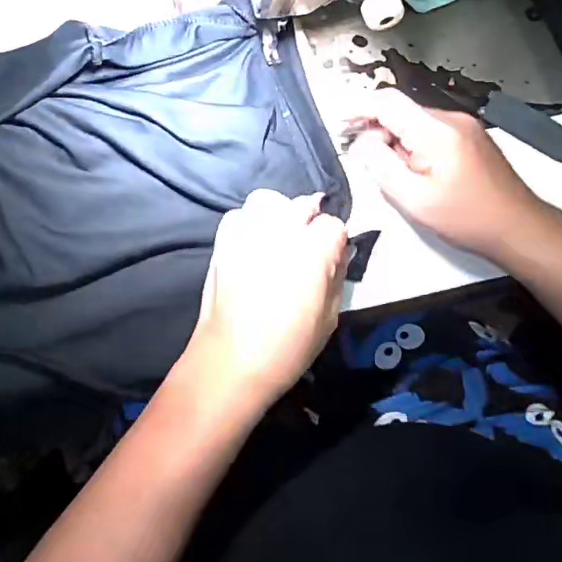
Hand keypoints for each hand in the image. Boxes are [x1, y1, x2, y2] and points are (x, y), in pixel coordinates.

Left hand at [176, 189, 347, 415]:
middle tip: (309, 245)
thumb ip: (336, 277)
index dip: (336, 241)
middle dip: (311, 220)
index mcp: (313, 250)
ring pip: (269, 200)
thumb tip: (338, 255)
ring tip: (280, 237)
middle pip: (303, 204)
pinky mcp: (223, 240)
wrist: (230, 361)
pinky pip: (239, 215)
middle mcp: (281, 231)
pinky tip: (253, 243)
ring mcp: (248, 231)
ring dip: (279, 213)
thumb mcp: (329, 317)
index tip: (332, 258)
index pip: (334, 224)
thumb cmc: (288, 347)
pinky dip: (249, 222)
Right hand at [347, 87, 561, 265]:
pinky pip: (431, 131)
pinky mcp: (469, 136)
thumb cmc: (470, 218)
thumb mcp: (415, 200)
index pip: (387, 102)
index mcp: (438, 131)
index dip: (359, 109)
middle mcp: (452, 120)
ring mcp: (464, 126)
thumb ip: (381, 166)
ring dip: (397, 142)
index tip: (341, 124)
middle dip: (378, 133)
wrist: (519, 227)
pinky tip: (418, 174)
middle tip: (370, 165)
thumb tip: (361, 143)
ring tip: (400, 178)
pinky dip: (415, 146)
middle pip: (400, 112)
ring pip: (414, 122)